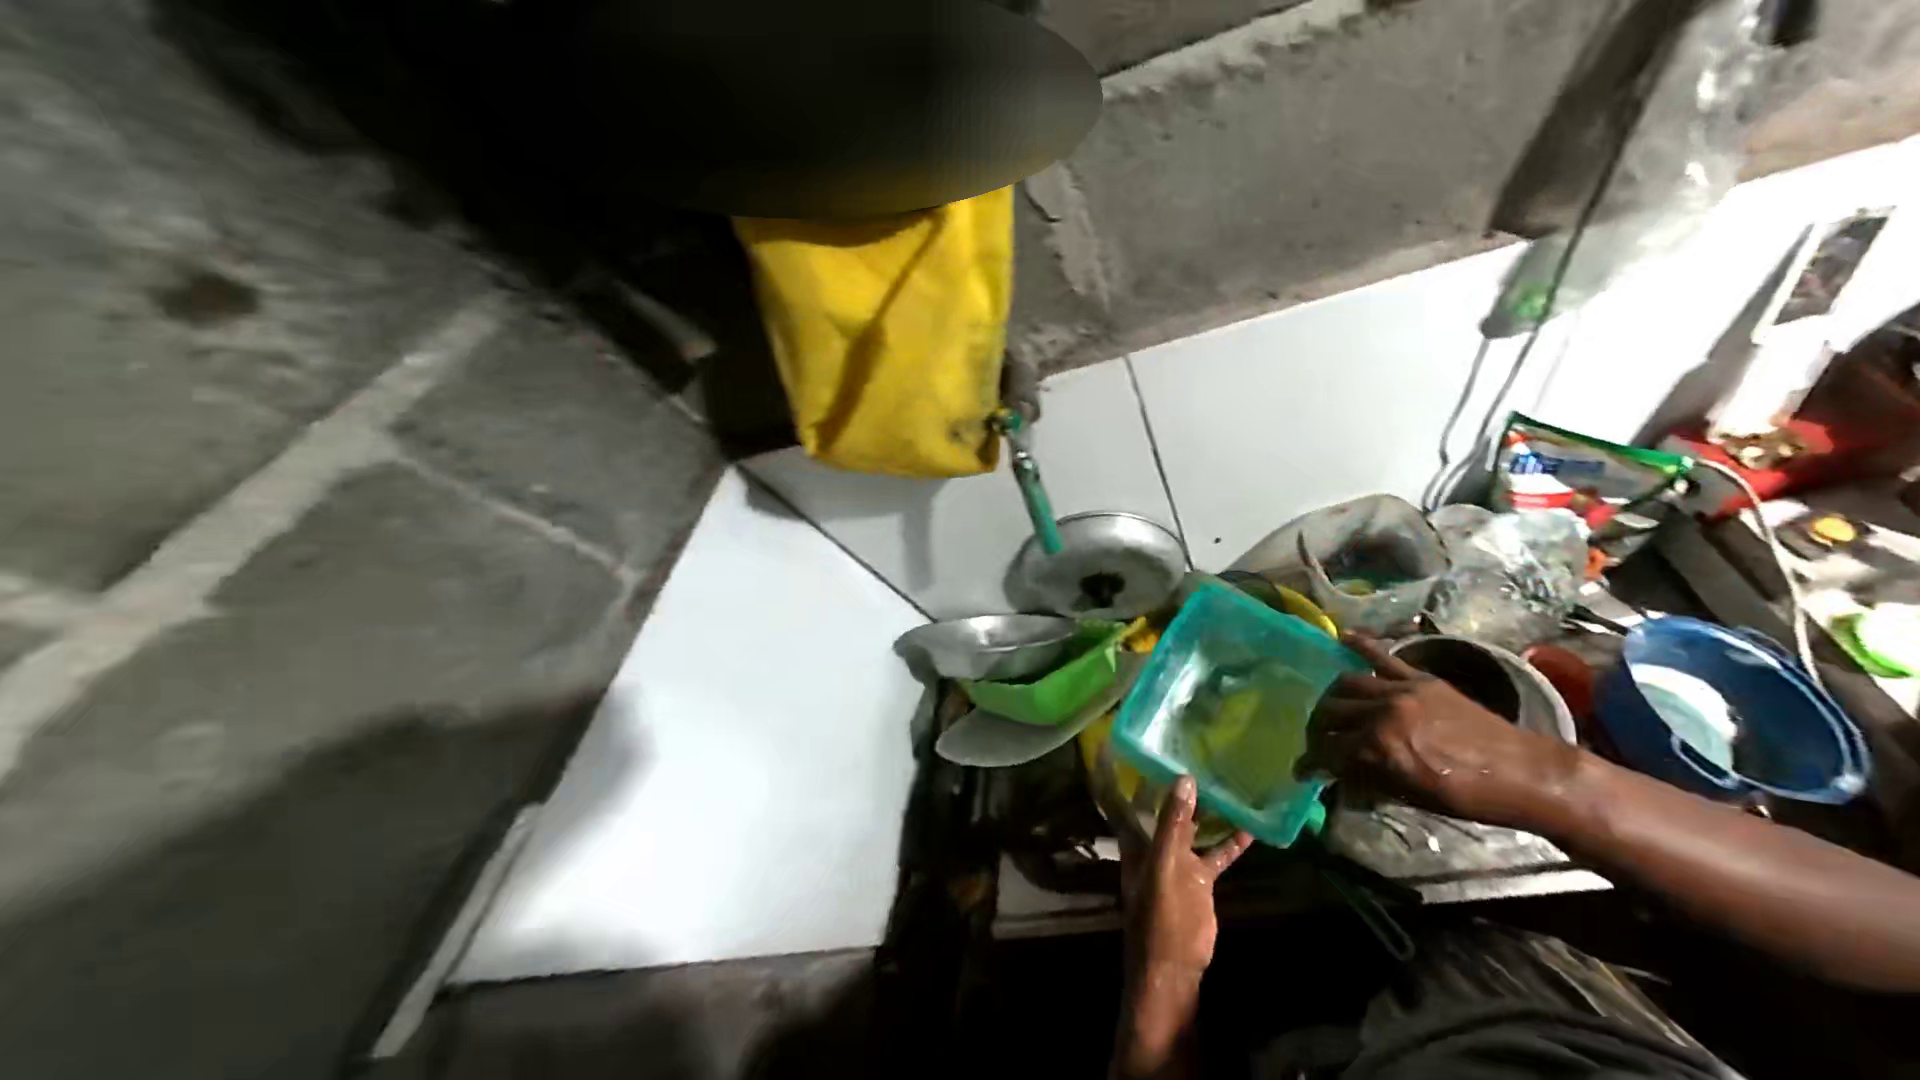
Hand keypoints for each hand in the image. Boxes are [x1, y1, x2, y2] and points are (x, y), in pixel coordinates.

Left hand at [1118, 775, 1252, 977]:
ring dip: (1206, 811)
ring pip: (1193, 828)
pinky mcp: (1199, 879)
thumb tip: (1183, 780)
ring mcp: (1178, 862)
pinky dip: (1230, 842)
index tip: (1146, 748)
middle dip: (1175, 787)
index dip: (1133, 776)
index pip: (1129, 799)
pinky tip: (1250, 828)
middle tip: (1195, 755)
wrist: (1175, 967)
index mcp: (1135, 841)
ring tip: (1226, 782)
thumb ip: (1173, 824)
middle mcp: (1154, 846)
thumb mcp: (1165, 866)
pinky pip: (1216, 854)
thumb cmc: (1160, 916)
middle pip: (1163, 810)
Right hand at [1300, 633, 1584, 830]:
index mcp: (1379, 748)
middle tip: (1318, 740)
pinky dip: (1360, 646)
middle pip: (1329, 713)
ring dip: (1332, 697)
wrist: (1526, 775)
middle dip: (1317, 729)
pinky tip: (1342, 639)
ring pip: (1346, 683)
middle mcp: (1382, 714)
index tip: (1305, 770)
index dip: (1311, 762)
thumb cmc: (1468, 797)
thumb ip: (1367, 778)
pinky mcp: (1419, 678)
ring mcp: (1401, 691)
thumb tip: (1336, 774)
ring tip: (1332, 708)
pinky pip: (1381, 656)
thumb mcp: (1410, 796)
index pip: (1327, 751)